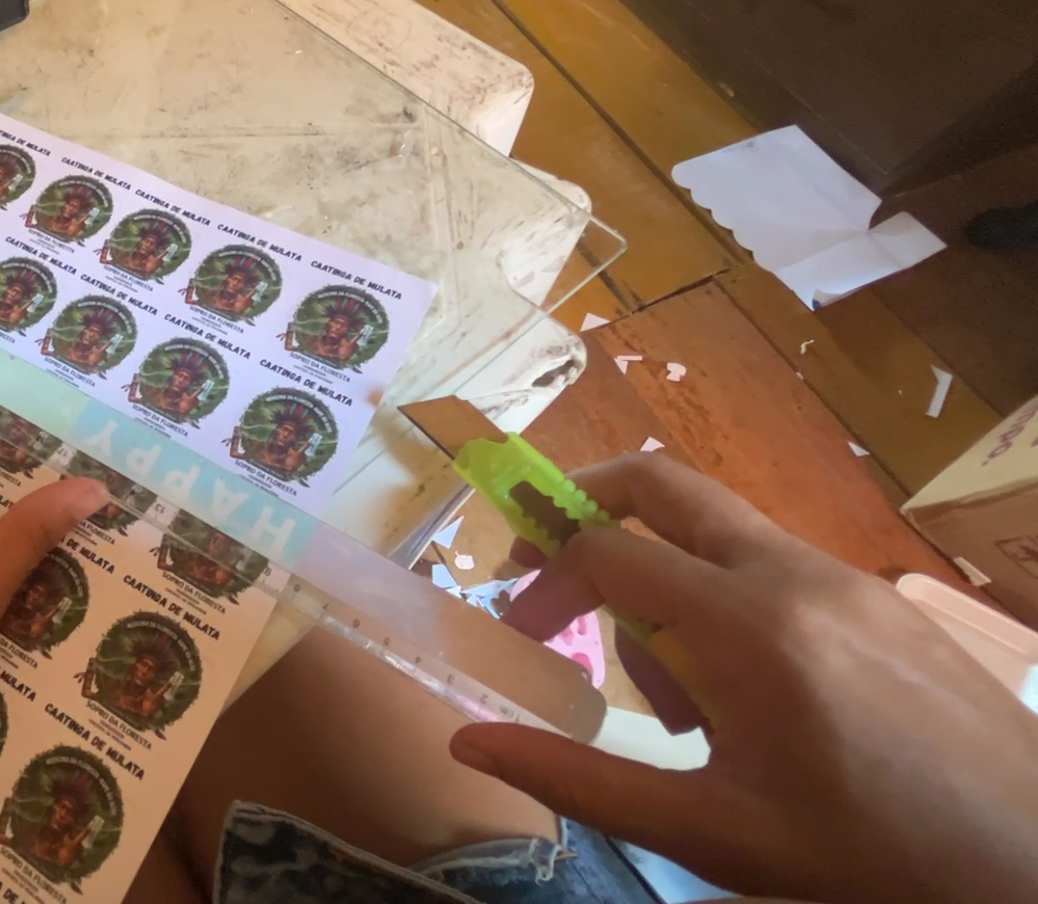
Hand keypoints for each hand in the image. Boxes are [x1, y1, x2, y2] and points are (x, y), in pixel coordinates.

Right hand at [448, 455, 1037, 902]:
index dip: (545, 582)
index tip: (526, 630)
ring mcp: (844, 579)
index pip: (604, 553)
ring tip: (669, 678)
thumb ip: (579, 781)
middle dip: (580, 499)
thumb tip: (467, 744)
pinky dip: (710, 590)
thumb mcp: (715, 835)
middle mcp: (794, 574)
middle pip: (657, 483)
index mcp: (750, 624)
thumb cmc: (881, 863)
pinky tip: (736, 681)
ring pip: (705, 528)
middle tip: (542, 551)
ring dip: (653, 568)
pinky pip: (759, 561)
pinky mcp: (875, 598)